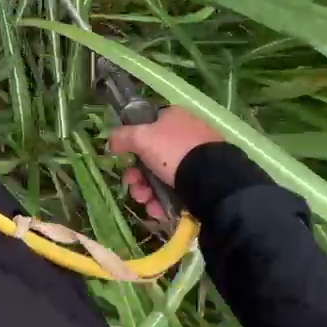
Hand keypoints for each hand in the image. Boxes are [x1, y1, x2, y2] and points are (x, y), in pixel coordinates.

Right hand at [108, 107, 223, 220]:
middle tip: (133, 186)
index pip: (146, 125)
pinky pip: (178, 188)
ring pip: (163, 174)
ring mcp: (198, 159)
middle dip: (137, 174)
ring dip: (147, 189)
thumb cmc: (173, 151)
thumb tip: (111, 143)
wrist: (215, 181)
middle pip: (152, 154)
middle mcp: (186, 134)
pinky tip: (158, 210)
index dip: (132, 143)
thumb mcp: (140, 137)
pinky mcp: (206, 182)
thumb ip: (121, 137)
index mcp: (173, 116)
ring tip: (145, 202)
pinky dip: (164, 199)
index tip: (124, 160)